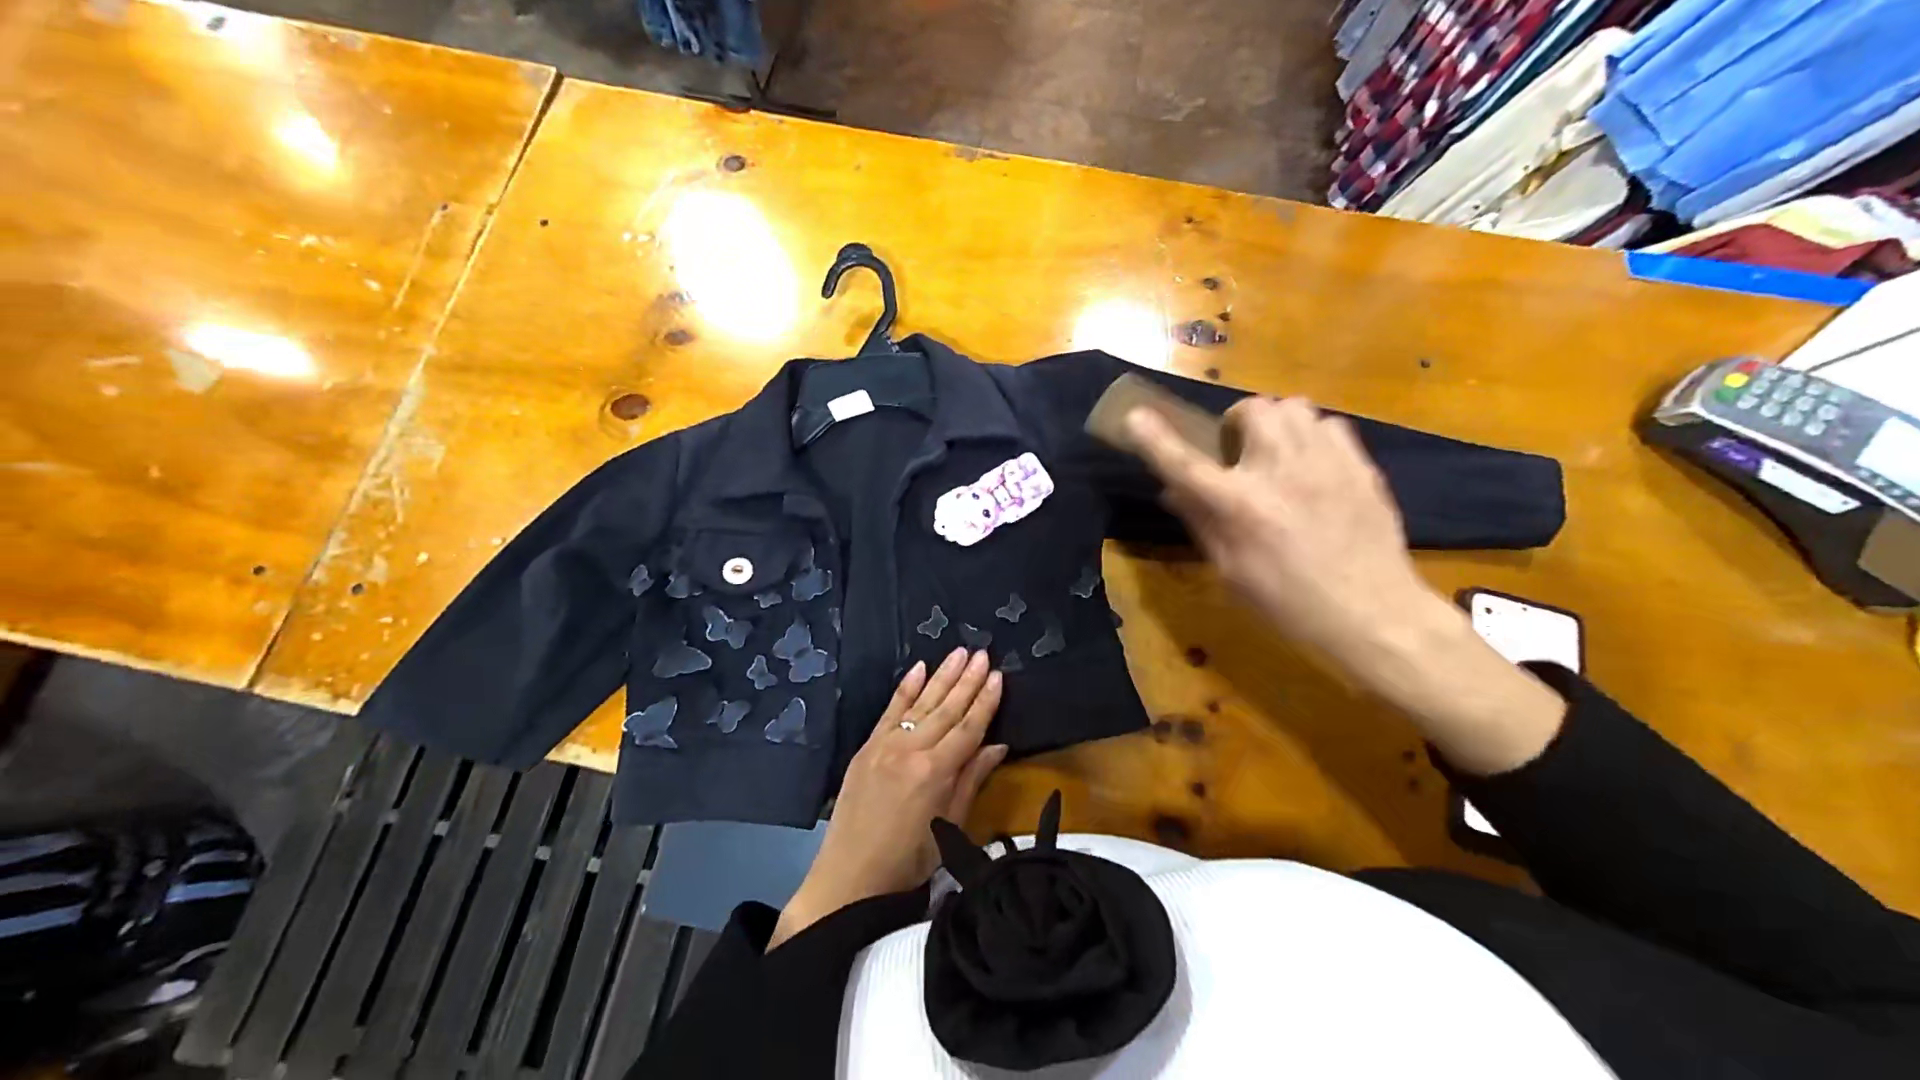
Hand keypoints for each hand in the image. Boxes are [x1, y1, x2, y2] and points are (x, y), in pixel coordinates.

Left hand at [770, 648, 1006, 948]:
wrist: (850, 875)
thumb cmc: (909, 860)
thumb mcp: (950, 825)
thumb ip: (972, 780)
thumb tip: (998, 745)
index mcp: (936, 771)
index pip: (969, 727)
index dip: (986, 701)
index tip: (998, 675)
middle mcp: (911, 750)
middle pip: (947, 708)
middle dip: (967, 679)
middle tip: (982, 653)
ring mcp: (886, 744)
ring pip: (921, 704)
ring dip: (941, 676)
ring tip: (959, 652)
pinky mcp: (867, 747)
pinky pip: (890, 711)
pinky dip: (905, 688)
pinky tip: (918, 668)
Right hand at [1127, 396, 1565, 774]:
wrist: (1371, 614)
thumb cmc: (1288, 602)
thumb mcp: (1231, 571)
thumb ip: (1202, 523)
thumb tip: (1172, 491)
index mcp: (1239, 506)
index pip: (1185, 463)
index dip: (1156, 438)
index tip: (1136, 416)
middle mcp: (1279, 472)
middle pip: (1252, 410)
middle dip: (1237, 422)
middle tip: (1237, 450)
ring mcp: (1325, 463)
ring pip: (1294, 407)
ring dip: (1275, 423)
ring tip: (1275, 452)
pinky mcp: (1359, 466)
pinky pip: (1329, 424)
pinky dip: (1312, 434)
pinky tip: (1312, 463)